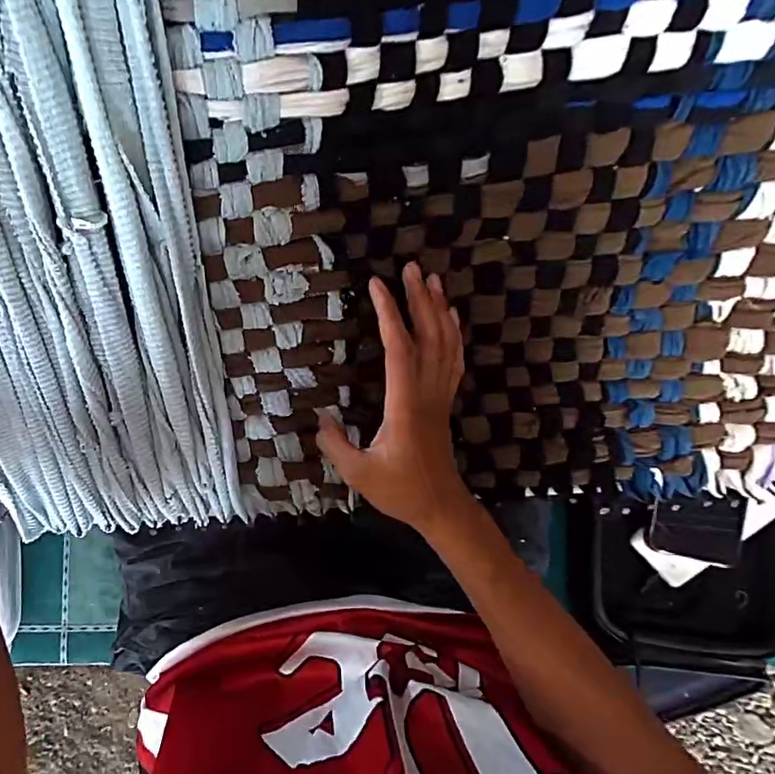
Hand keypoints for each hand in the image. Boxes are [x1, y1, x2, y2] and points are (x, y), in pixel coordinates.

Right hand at [316, 261, 480, 533]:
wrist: (441, 506)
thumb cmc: (400, 491)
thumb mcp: (358, 473)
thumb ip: (336, 444)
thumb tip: (320, 417)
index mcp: (404, 405)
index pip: (398, 348)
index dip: (389, 314)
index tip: (377, 285)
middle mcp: (426, 393)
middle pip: (429, 336)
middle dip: (419, 299)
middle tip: (411, 267)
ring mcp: (440, 396)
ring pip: (446, 344)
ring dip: (439, 309)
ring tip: (431, 280)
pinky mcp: (444, 402)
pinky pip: (454, 359)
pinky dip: (453, 333)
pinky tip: (450, 316)